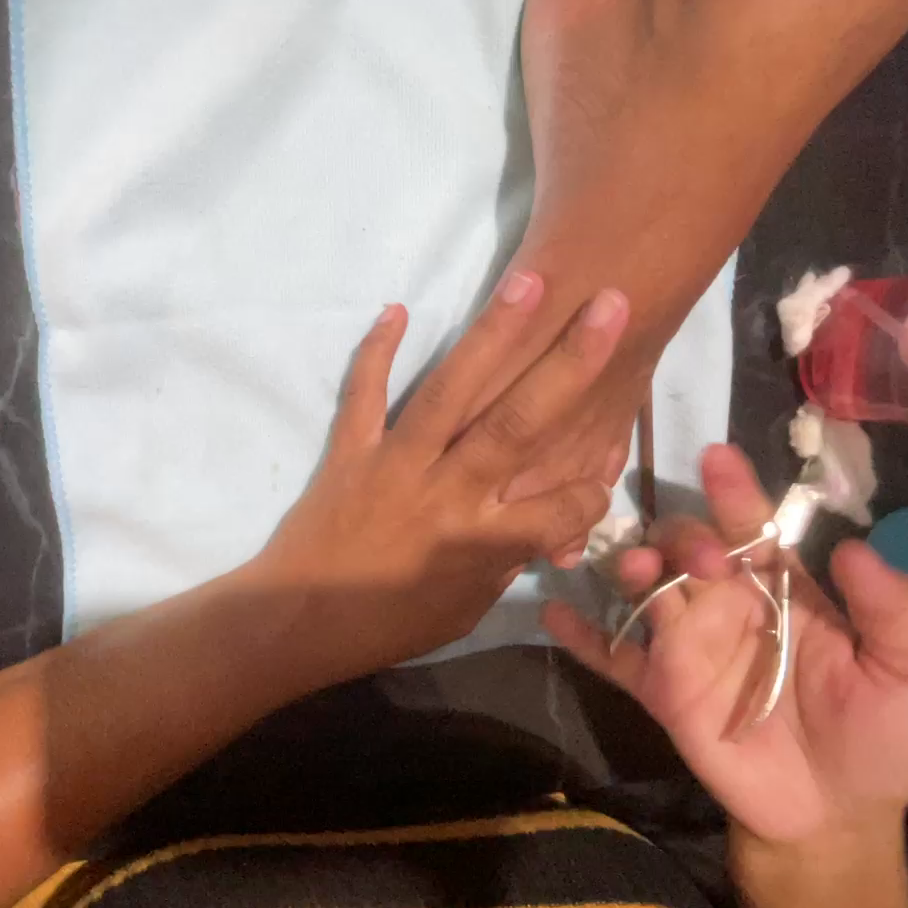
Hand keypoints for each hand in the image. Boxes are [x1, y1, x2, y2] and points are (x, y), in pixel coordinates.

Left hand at [245, 272, 630, 683]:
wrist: (297, 621)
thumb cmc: (384, 626)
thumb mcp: (459, 610)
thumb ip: (501, 563)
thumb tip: (538, 531)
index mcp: (478, 541)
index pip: (560, 504)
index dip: (591, 492)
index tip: (598, 481)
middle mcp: (445, 492)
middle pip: (516, 424)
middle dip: (569, 364)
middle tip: (609, 303)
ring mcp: (393, 463)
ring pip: (447, 394)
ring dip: (489, 336)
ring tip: (526, 282)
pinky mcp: (348, 450)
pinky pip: (363, 395)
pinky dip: (375, 352)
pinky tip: (394, 309)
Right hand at [542, 445, 907, 843]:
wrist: (833, 814)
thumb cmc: (881, 739)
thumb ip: (893, 612)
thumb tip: (853, 547)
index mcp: (783, 592)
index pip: (753, 529)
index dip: (735, 493)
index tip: (716, 456)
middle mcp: (725, 605)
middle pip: (685, 549)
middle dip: (684, 539)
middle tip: (703, 560)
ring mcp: (685, 645)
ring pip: (645, 588)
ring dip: (630, 569)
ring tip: (635, 570)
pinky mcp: (658, 687)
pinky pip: (610, 655)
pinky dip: (580, 634)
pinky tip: (552, 614)